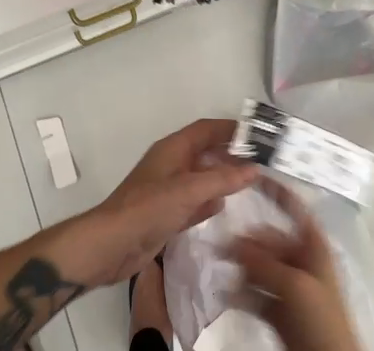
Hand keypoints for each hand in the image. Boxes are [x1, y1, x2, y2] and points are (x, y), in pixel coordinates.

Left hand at [63, 118, 257, 286]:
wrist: (112, 245)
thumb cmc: (149, 208)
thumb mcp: (188, 190)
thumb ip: (222, 179)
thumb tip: (254, 169)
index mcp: (173, 149)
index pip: (205, 129)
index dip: (230, 128)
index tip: (257, 133)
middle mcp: (171, 165)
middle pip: (205, 152)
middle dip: (230, 154)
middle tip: (261, 161)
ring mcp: (168, 190)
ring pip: (201, 178)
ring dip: (222, 178)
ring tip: (250, 182)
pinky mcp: (167, 214)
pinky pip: (194, 202)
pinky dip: (209, 202)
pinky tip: (224, 207)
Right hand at [226, 179, 360, 350]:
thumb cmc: (321, 316)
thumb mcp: (295, 284)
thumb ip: (264, 260)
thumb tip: (234, 241)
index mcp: (313, 244)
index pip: (293, 207)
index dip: (275, 189)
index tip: (252, 173)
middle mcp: (300, 258)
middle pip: (268, 237)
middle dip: (246, 240)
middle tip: (223, 246)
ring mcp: (288, 284)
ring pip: (258, 264)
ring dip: (240, 265)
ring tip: (222, 268)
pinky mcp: (277, 306)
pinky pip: (255, 290)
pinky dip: (241, 290)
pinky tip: (228, 292)